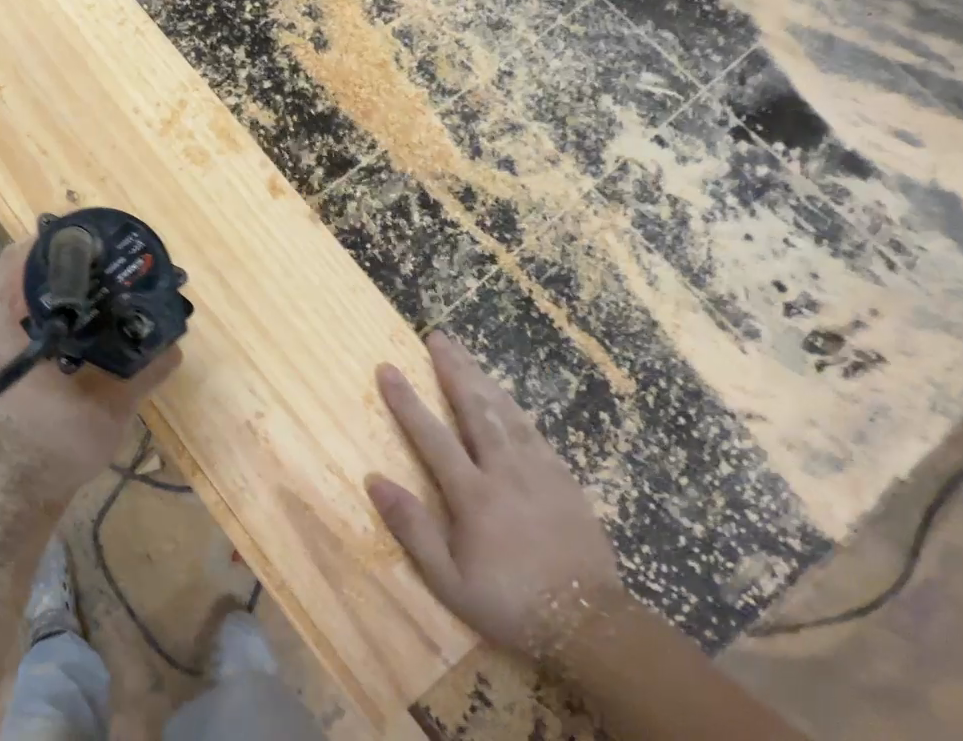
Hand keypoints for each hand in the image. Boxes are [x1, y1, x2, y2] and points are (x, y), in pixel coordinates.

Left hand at [0, 237, 182, 501]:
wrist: (24, 489)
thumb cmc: (59, 444)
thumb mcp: (111, 407)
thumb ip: (145, 371)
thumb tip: (175, 343)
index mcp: (8, 332)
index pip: (14, 263)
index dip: (46, 240)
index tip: (84, 237)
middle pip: (16, 274)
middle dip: (57, 261)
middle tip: (99, 260)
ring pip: (17, 297)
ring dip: (51, 286)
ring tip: (94, 286)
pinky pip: (19, 319)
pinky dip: (46, 310)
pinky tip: (81, 323)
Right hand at [366, 332, 620, 657]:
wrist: (589, 624)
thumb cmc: (507, 602)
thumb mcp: (447, 578)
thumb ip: (412, 527)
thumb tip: (373, 480)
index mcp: (474, 494)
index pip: (432, 436)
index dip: (406, 401)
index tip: (387, 368)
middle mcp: (507, 471)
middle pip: (477, 408)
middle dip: (453, 369)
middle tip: (438, 337)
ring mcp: (541, 473)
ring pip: (509, 413)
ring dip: (484, 379)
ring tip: (466, 354)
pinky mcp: (566, 482)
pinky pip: (536, 433)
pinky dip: (516, 408)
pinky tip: (507, 400)